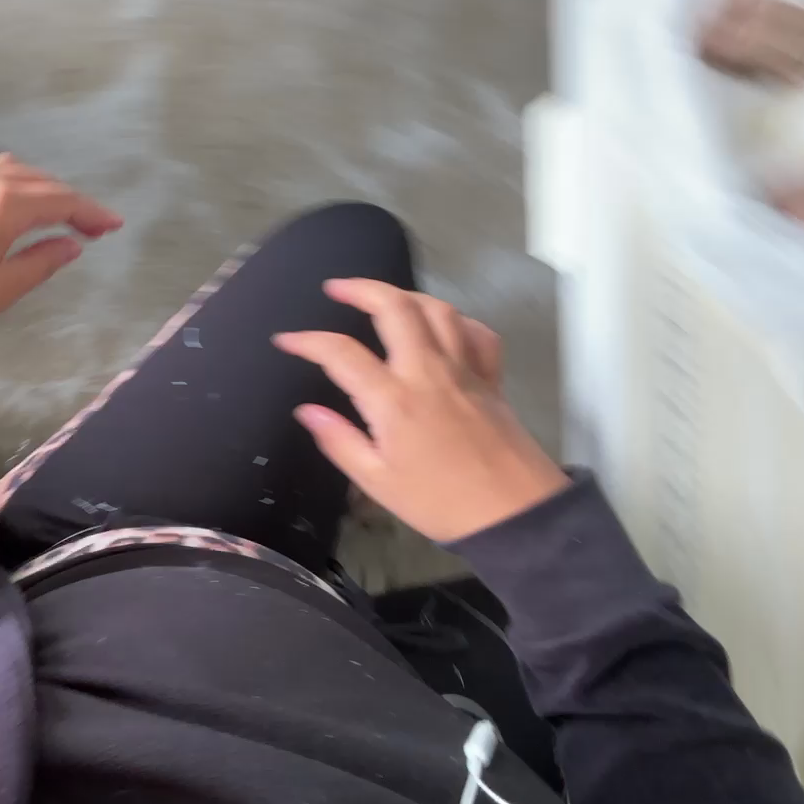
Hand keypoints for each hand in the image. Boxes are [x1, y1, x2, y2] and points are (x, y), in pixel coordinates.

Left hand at [0, 156, 122, 333]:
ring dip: (42, 189)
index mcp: (5, 204)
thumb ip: (41, 262)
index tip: (114, 226)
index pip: (62, 200)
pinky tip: (18, 203)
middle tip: (91, 227)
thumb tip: (72, 244)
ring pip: (15, 170)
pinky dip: (15, 182)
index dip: (91, 213)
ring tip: (57, 216)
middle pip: (41, 181)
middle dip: (71, 201)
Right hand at [274, 280, 567, 543]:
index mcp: (394, 400)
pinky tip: (440, 327)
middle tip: (335, 288)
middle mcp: (428, 372)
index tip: (286, 340)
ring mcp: (465, 370)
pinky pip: (476, 333)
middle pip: (395, 308)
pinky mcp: (491, 379)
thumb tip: (307, 411)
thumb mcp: (376, 481)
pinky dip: (455, 320)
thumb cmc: (439, 503)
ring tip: (382, 298)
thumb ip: (339, 441)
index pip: (341, 353)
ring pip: (437, 310)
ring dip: (405, 295)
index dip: (308, 341)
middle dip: (360, 289)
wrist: (517, 516)